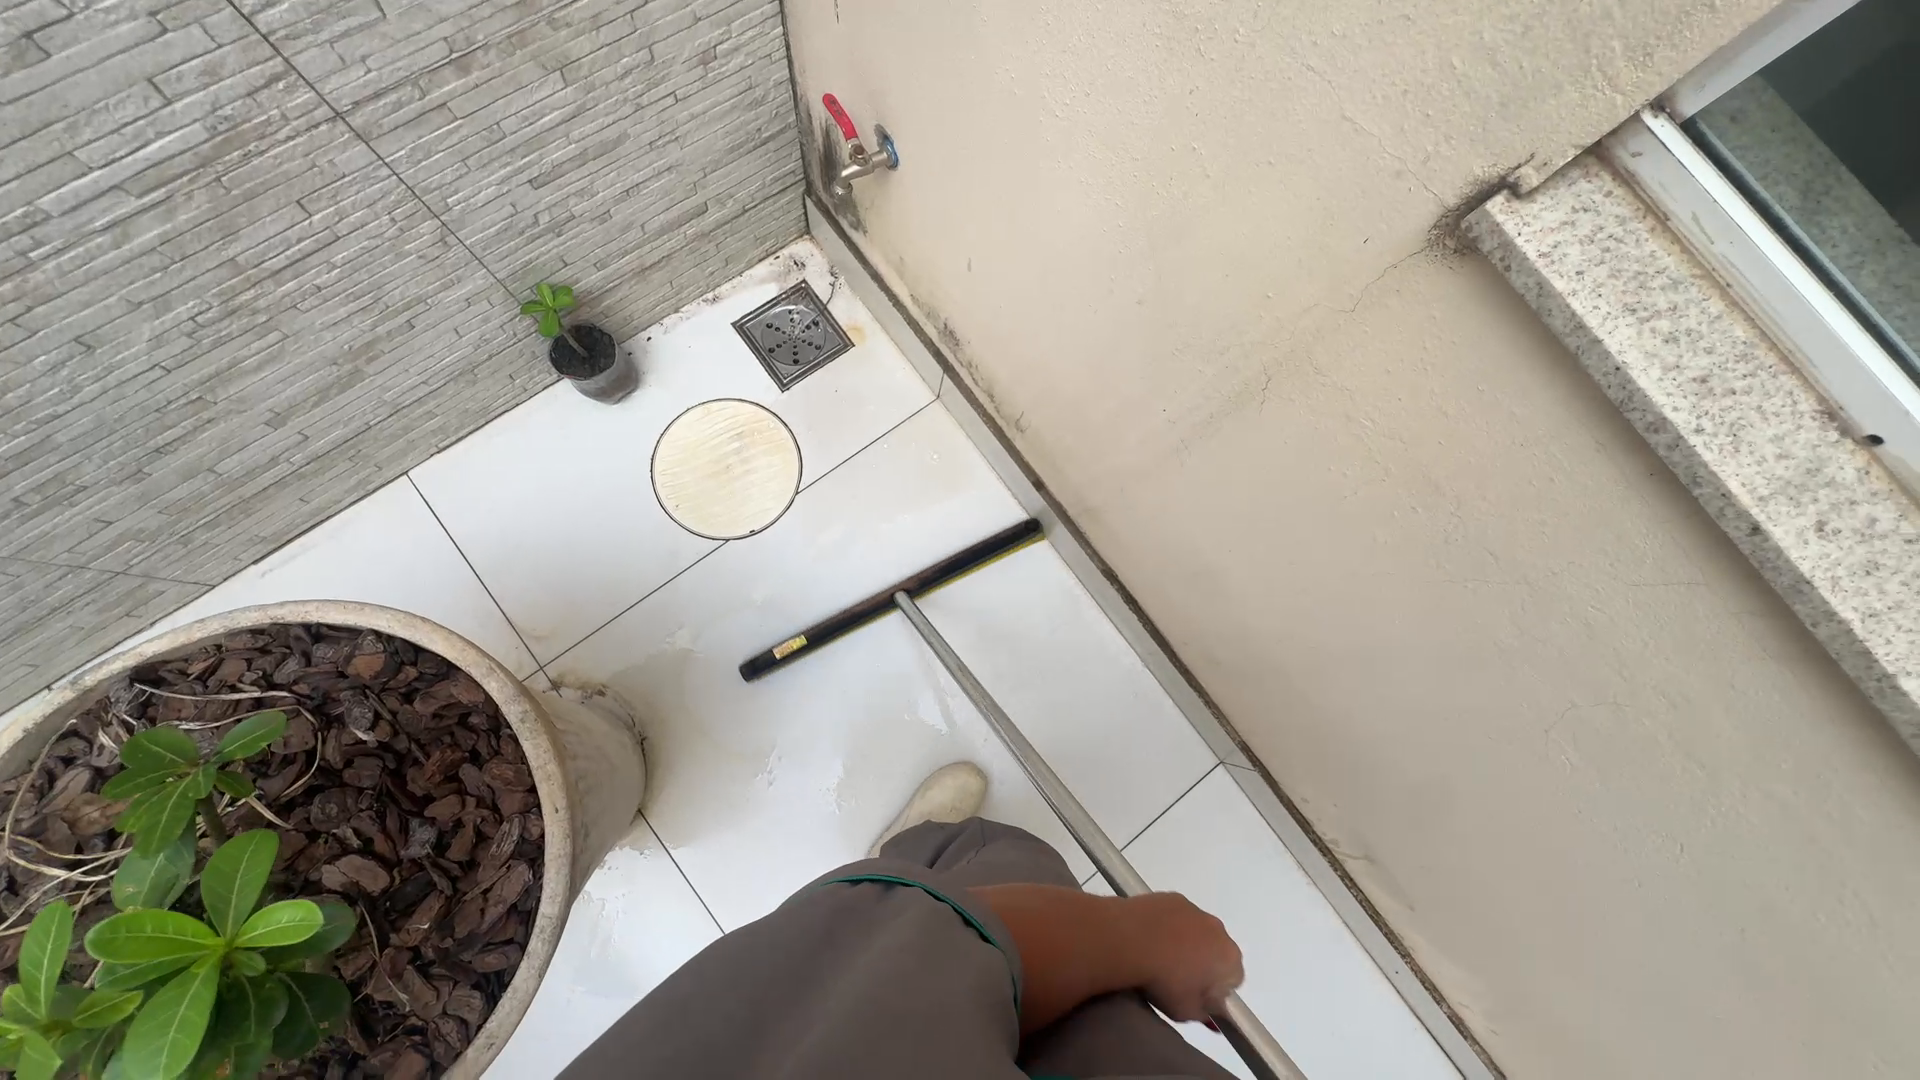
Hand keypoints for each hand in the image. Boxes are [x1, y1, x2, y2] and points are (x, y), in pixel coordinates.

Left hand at [1121, 892, 1243, 1021]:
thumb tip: (1212, 1013)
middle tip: (1179, 978)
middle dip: (1203, 963)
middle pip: (1217, 951)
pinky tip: (1151, 937)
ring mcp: (1194, 909)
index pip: (1233, 979)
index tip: (1197, 996)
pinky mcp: (1172, 896)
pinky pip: (1177, 916)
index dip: (1215, 990)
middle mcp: (1218, 929)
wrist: (1129, 938)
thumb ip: (1205, 1013)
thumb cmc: (1164, 980)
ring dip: (1186, 942)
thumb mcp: (1187, 1012)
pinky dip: (1169, 925)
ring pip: (1197, 931)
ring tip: (1161, 957)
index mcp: (1229, 959)